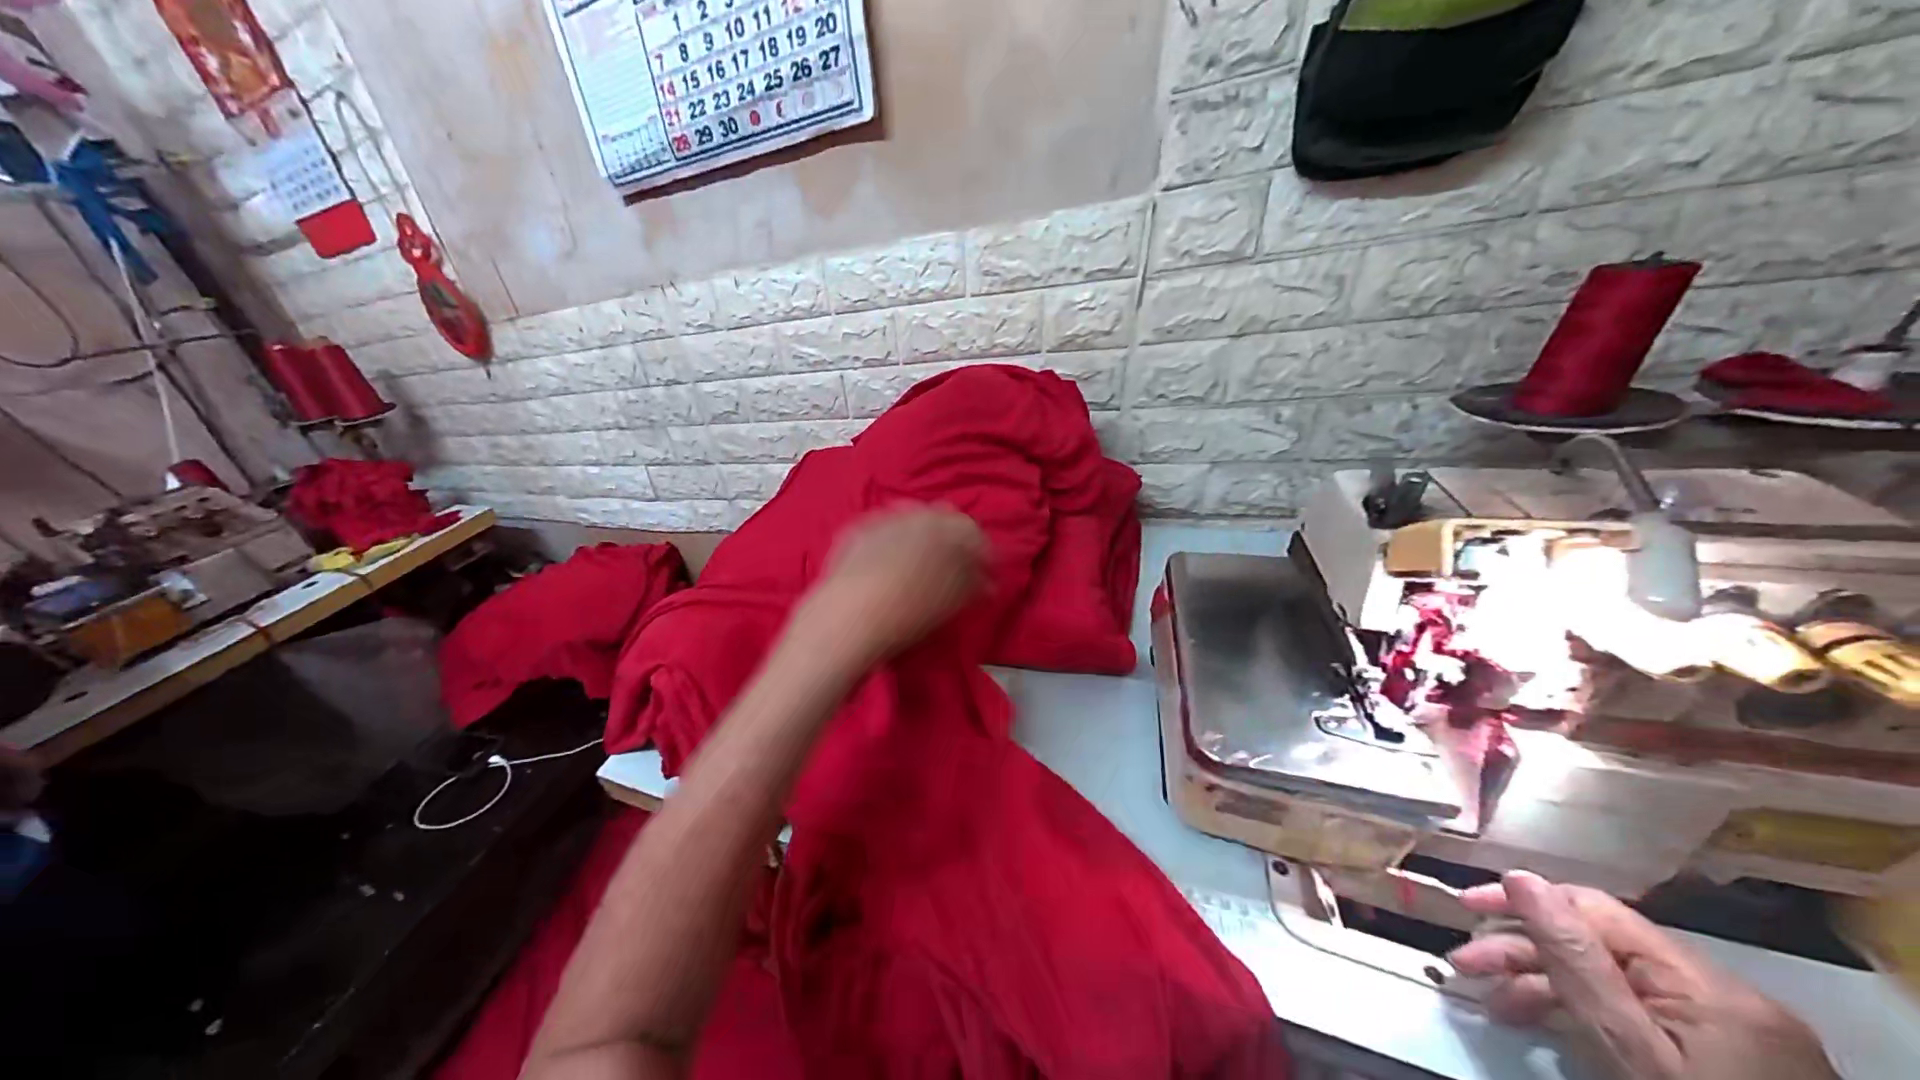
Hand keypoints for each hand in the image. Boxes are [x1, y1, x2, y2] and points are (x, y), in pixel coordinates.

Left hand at [785, 506, 987, 672]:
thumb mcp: (955, 601)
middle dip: (948, 541)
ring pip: (910, 521)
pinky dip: (886, 544)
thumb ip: (975, 585)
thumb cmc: (915, 610)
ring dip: (916, 539)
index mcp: (954, 528)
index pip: (976, 534)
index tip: (979, 577)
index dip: (980, 556)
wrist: (854, 612)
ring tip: (912, 569)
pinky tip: (881, 569)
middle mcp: (922, 512)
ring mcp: (887, 516)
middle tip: (947, 570)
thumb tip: (986, 583)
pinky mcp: (857, 528)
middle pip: (943, 520)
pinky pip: (880, 531)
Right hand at [1447, 872, 1838, 1079]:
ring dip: (1546, 984)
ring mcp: (1734, 1029)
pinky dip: (1588, 1014)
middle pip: (1602, 945)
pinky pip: (1643, 1013)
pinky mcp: (1730, 1059)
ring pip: (1617, 981)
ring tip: (1496, 1006)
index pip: (1596, 909)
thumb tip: (1521, 878)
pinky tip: (1547, 1025)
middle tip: (1465, 966)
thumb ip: (1575, 961)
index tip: (1465, 908)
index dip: (1524, 900)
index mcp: (1706, 983)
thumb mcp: (1626, 1049)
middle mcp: (1726, 993)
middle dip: (1524, 950)